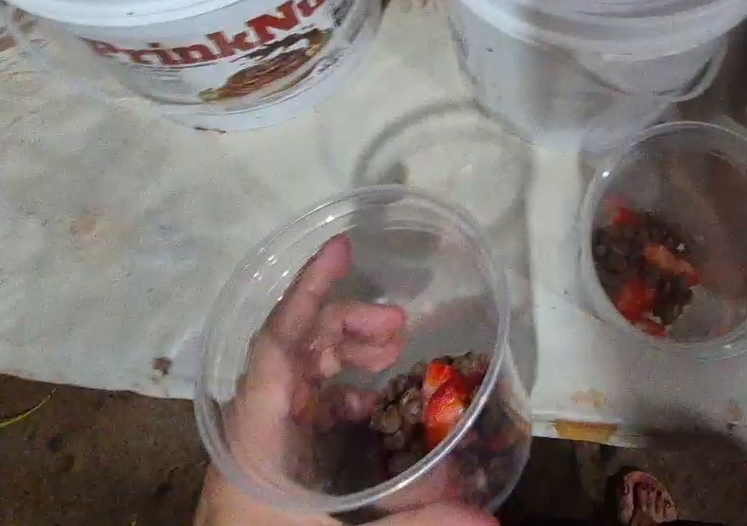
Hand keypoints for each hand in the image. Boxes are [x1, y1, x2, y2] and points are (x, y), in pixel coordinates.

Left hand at [194, 235, 496, 525]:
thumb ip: (416, 522)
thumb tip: (492, 516)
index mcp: (254, 436)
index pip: (276, 341)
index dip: (308, 289)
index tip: (343, 247)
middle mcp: (254, 428)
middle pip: (296, 346)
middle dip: (349, 321)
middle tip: (401, 326)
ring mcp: (263, 443)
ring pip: (302, 371)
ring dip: (348, 350)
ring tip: (394, 349)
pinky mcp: (274, 463)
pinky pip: (307, 404)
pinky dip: (343, 390)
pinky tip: (373, 401)